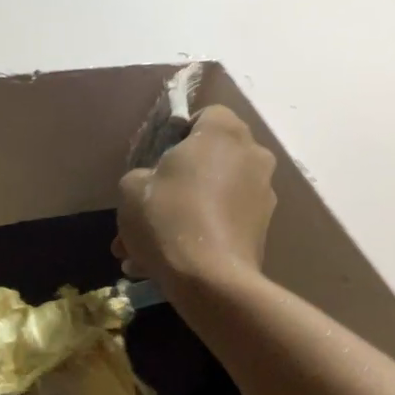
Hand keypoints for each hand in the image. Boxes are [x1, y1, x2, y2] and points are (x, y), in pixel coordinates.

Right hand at [114, 105, 277, 293]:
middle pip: (212, 159)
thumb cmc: (169, 218)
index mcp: (224, 133)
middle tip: (148, 210)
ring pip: (214, 197)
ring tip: (147, 249)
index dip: (179, 134)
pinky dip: (200, 236)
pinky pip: (222, 224)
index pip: (206, 114)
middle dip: (179, 182)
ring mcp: (263, 195)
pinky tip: (168, 262)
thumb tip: (153, 184)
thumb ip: (142, 175)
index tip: (159, 161)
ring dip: (184, 215)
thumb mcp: (131, 188)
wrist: (210, 279)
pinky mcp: (263, 231)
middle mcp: (253, 156)